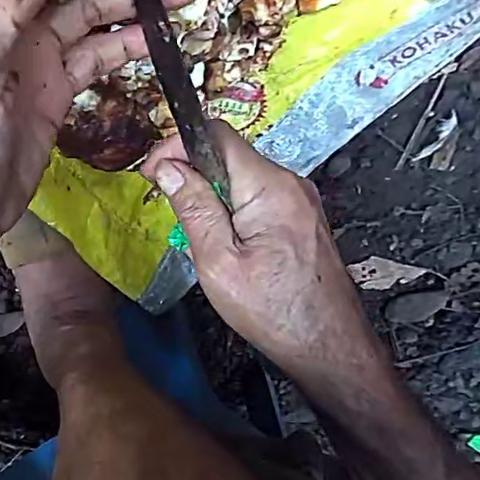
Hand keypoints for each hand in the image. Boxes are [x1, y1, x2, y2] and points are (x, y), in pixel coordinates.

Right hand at [141, 121, 382, 379]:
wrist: (328, 344)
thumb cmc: (274, 311)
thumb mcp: (219, 262)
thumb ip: (193, 209)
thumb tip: (168, 168)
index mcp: (269, 188)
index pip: (216, 135)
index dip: (176, 145)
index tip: (152, 170)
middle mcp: (290, 183)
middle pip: (228, 154)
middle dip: (190, 170)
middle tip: (164, 198)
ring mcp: (299, 199)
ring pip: (241, 176)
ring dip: (209, 191)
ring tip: (191, 226)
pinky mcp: (301, 216)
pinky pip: (257, 195)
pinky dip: (230, 206)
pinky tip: (221, 237)